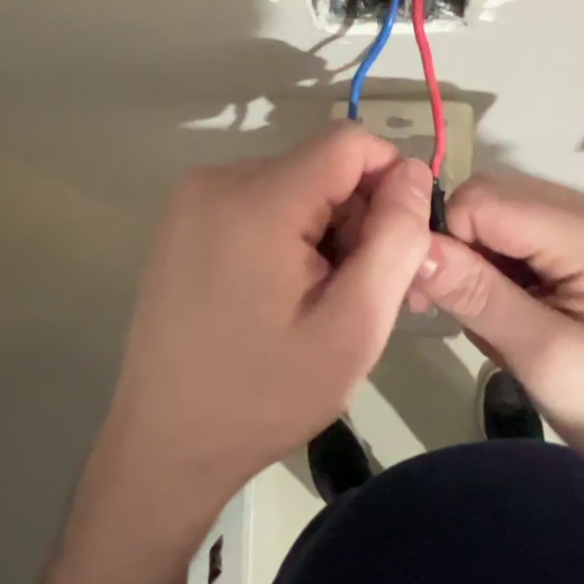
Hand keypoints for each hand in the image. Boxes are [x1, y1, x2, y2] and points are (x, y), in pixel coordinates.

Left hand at [97, 124, 434, 503]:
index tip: (399, 247)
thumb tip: (415, 172)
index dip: (391, 182)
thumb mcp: (353, 327)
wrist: (169, 441)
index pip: (349, 142)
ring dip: (325, 232)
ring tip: (328, 304)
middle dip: (359, 217)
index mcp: (257, 202)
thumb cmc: (266, 395)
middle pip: (320, 167)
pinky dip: (288, 237)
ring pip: (293, 187)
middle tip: (374, 295)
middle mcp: (217, 182)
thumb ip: (394, 241)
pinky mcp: (182, 224)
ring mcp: (191, 202)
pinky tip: (287, 296)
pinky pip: (258, 205)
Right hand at [412, 173, 583, 474]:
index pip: (482, 199)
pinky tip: (519, 316)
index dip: (446, 240)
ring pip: (503, 219)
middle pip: (492, 200)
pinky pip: (526, 239)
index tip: (433, 299)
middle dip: (462, 251)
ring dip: (482, 266)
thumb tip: (412, 248)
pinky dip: (506, 273)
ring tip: (499, 325)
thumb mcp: (541, 355)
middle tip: (459, 315)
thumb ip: (476, 295)